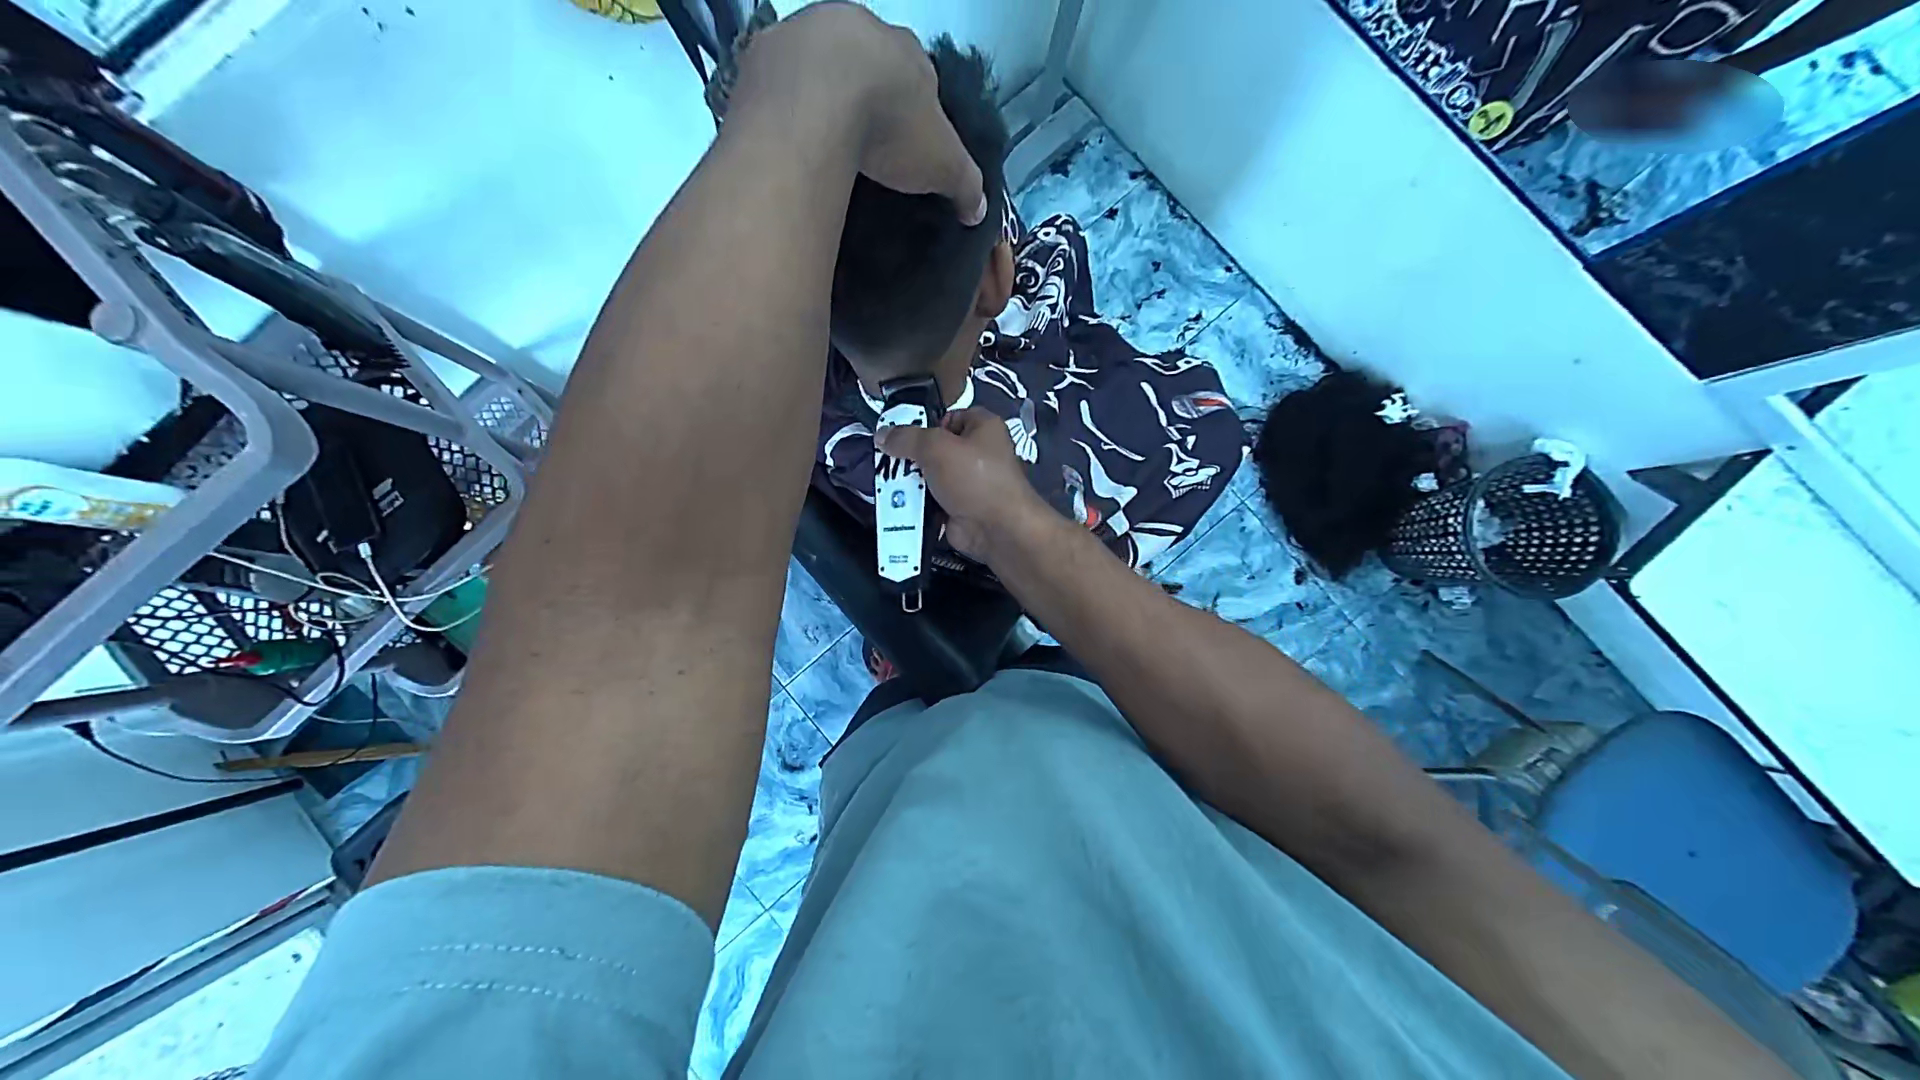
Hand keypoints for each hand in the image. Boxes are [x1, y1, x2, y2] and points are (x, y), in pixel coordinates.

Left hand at [728, 2, 986, 224]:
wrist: (817, 102)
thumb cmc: (892, 127)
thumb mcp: (942, 164)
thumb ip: (965, 184)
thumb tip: (979, 211)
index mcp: (907, 51)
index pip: (918, 76)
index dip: (915, 109)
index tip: (907, 141)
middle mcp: (859, 27)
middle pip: (868, 63)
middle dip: (868, 96)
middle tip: (864, 142)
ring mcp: (807, 32)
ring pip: (822, 64)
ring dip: (824, 95)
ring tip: (822, 140)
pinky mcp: (766, 50)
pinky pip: (781, 79)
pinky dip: (787, 103)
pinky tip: (789, 135)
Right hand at [877, 408, 1054, 563]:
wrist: (996, 529)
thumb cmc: (972, 477)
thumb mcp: (936, 447)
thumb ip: (907, 438)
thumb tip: (882, 435)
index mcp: (983, 428)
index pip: (950, 417)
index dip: (927, 423)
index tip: (903, 436)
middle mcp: (979, 453)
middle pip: (936, 449)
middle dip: (912, 456)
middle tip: (887, 463)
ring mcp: (969, 484)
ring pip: (930, 477)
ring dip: (910, 482)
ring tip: (886, 485)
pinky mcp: (959, 509)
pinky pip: (931, 501)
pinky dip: (916, 504)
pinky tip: (896, 504)